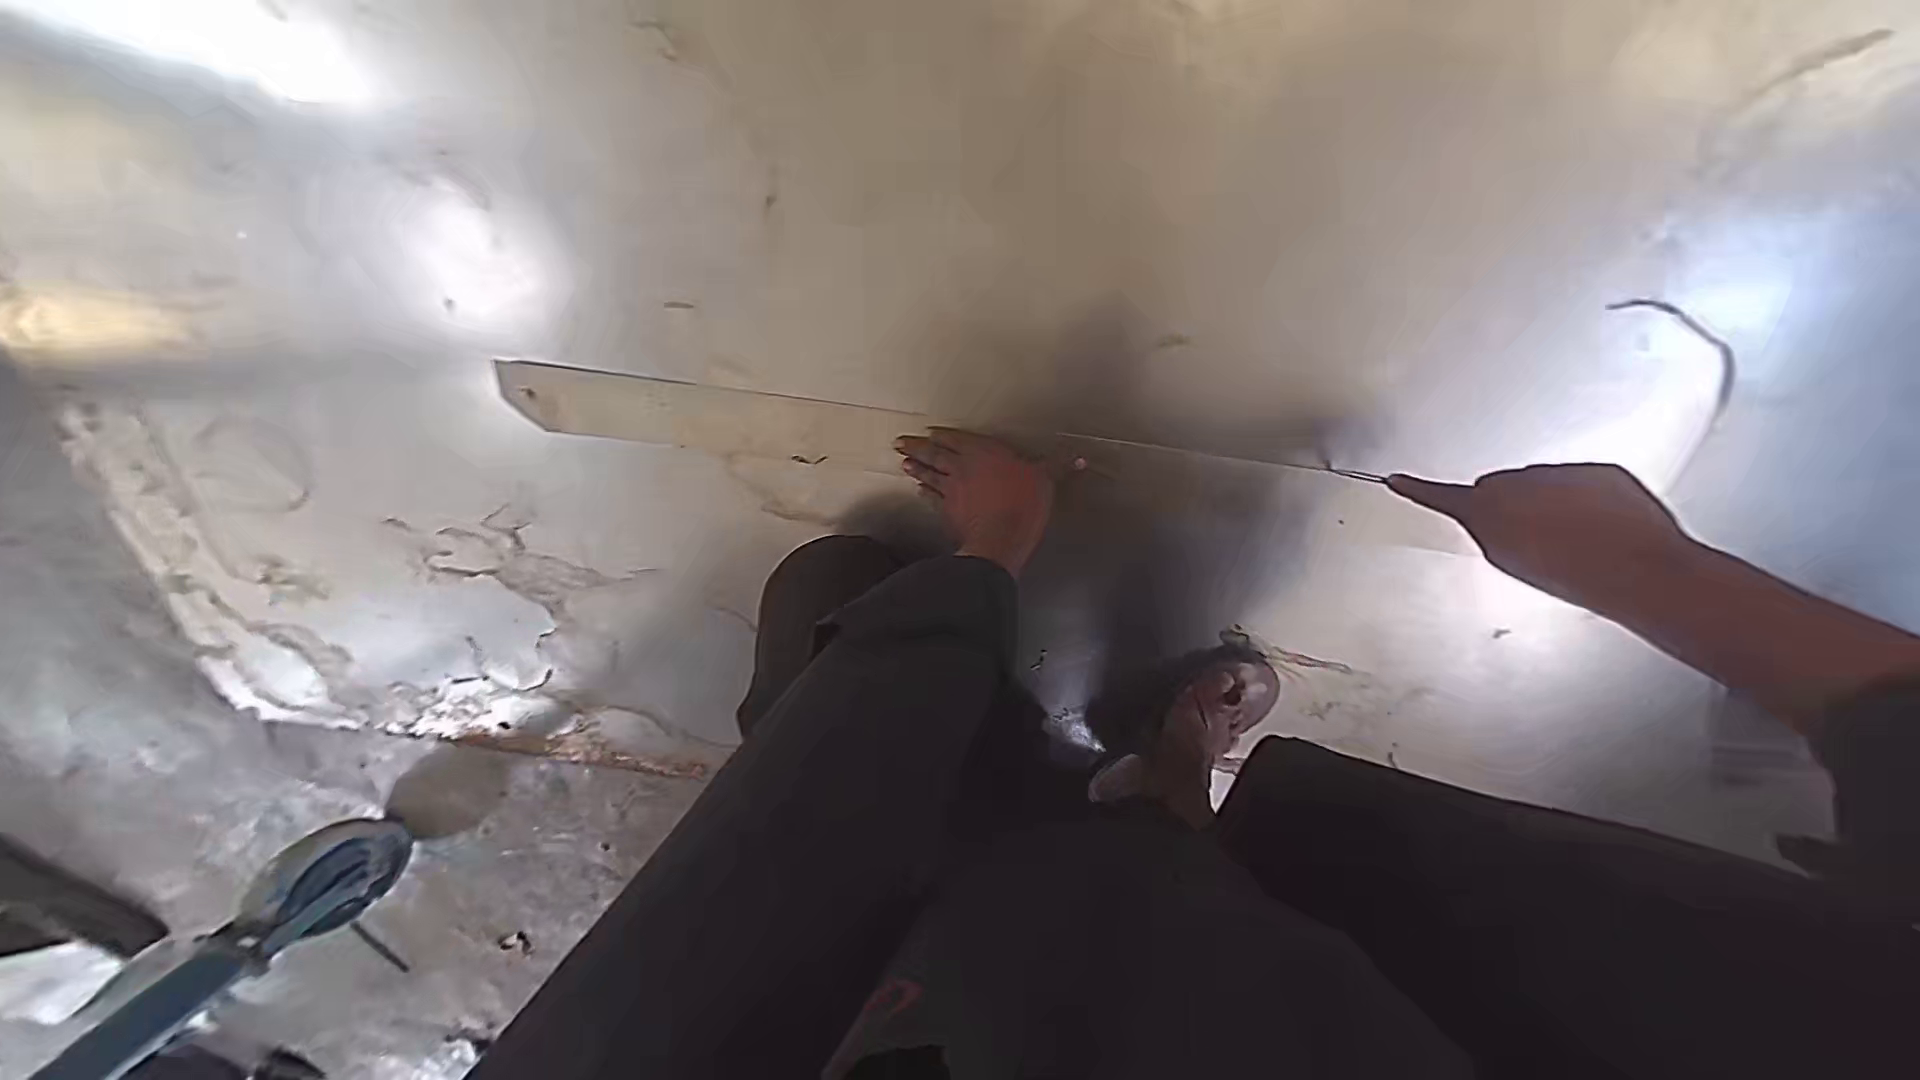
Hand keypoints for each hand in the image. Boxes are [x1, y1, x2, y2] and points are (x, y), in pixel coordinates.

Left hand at [896, 428, 1053, 576]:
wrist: (1000, 538)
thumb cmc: (1023, 504)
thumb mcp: (1045, 480)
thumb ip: (1057, 466)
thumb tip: (1080, 458)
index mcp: (983, 452)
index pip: (957, 439)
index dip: (943, 436)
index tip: (930, 432)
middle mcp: (962, 468)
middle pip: (935, 454)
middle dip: (917, 447)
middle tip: (900, 442)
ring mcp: (952, 491)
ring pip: (928, 474)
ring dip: (915, 467)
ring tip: (904, 462)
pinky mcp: (947, 512)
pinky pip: (932, 498)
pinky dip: (924, 492)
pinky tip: (919, 490)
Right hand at [1387, 464, 1697, 614]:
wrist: (1637, 570)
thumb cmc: (1569, 571)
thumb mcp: (1505, 559)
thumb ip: (1485, 530)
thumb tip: (1488, 518)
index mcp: (1485, 508)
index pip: (1438, 494)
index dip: (1415, 488)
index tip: (1397, 480)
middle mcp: (1516, 482)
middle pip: (1498, 486)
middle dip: (1509, 503)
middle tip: (1531, 536)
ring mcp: (1558, 473)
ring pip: (1542, 484)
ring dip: (1551, 502)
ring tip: (1574, 535)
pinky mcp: (1598, 470)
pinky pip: (1581, 481)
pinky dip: (1587, 498)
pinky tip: (1599, 524)